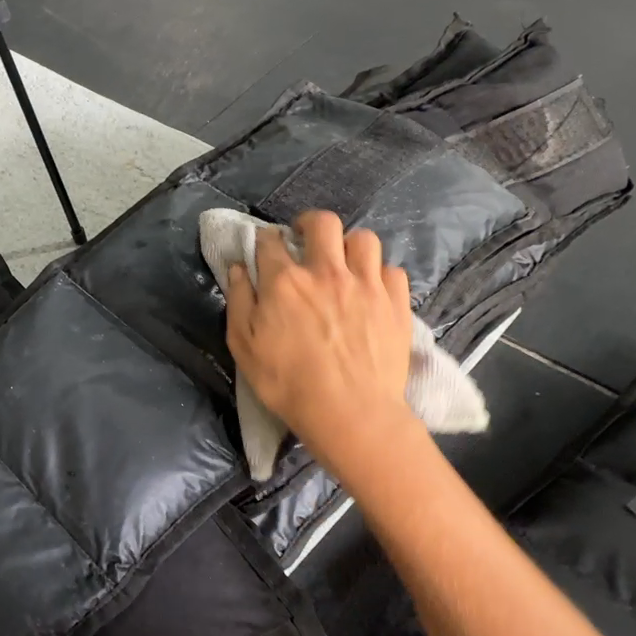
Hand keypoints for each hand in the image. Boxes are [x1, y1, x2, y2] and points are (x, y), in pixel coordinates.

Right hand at [224, 211, 415, 465]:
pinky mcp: (396, 303)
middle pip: (323, 223)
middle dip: (309, 224)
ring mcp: (366, 285)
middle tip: (304, 239)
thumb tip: (239, 268)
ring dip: (348, 246)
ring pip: (363, 239)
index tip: (265, 246)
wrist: (349, 412)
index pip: (271, 241)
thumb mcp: (242, 344)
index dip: (265, 239)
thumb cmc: (285, 381)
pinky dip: (378, 273)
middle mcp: (326, 272)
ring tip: (342, 263)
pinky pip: (391, 270)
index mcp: (284, 281)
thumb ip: (238, 300)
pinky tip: (369, 289)